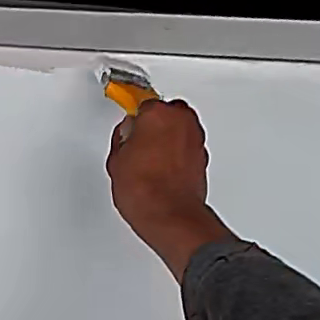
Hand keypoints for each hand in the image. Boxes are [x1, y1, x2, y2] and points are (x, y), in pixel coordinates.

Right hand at [105, 98, 238, 280]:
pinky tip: (161, 169)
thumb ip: (123, 141)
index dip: (132, 118)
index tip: (127, 121)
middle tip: (136, 142)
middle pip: (165, 112)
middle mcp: (181, 120)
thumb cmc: (146, 191)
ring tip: (147, 159)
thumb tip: (127, 139)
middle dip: (153, 124)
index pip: (142, 104)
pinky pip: (186, 146)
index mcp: (157, 114)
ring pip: (179, 128)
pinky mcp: (202, 156)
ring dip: (166, 137)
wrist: (168, 215)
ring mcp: (195, 137)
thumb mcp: (117, 162)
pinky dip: (176, 153)